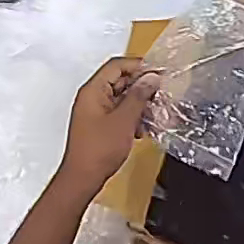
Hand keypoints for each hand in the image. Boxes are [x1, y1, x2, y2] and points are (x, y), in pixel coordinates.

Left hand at [57, 57, 161, 192]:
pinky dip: (132, 116)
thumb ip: (139, 96)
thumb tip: (152, 78)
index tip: (159, 73)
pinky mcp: (99, 124)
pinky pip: (118, 112)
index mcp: (93, 90)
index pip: (117, 66)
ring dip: (138, 104)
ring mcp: (95, 111)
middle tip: (160, 94)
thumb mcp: (124, 120)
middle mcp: (92, 97)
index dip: (139, 66)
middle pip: (119, 80)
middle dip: (141, 87)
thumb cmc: (100, 149)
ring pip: (121, 97)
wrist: (83, 177)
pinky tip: (142, 129)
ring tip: (154, 114)